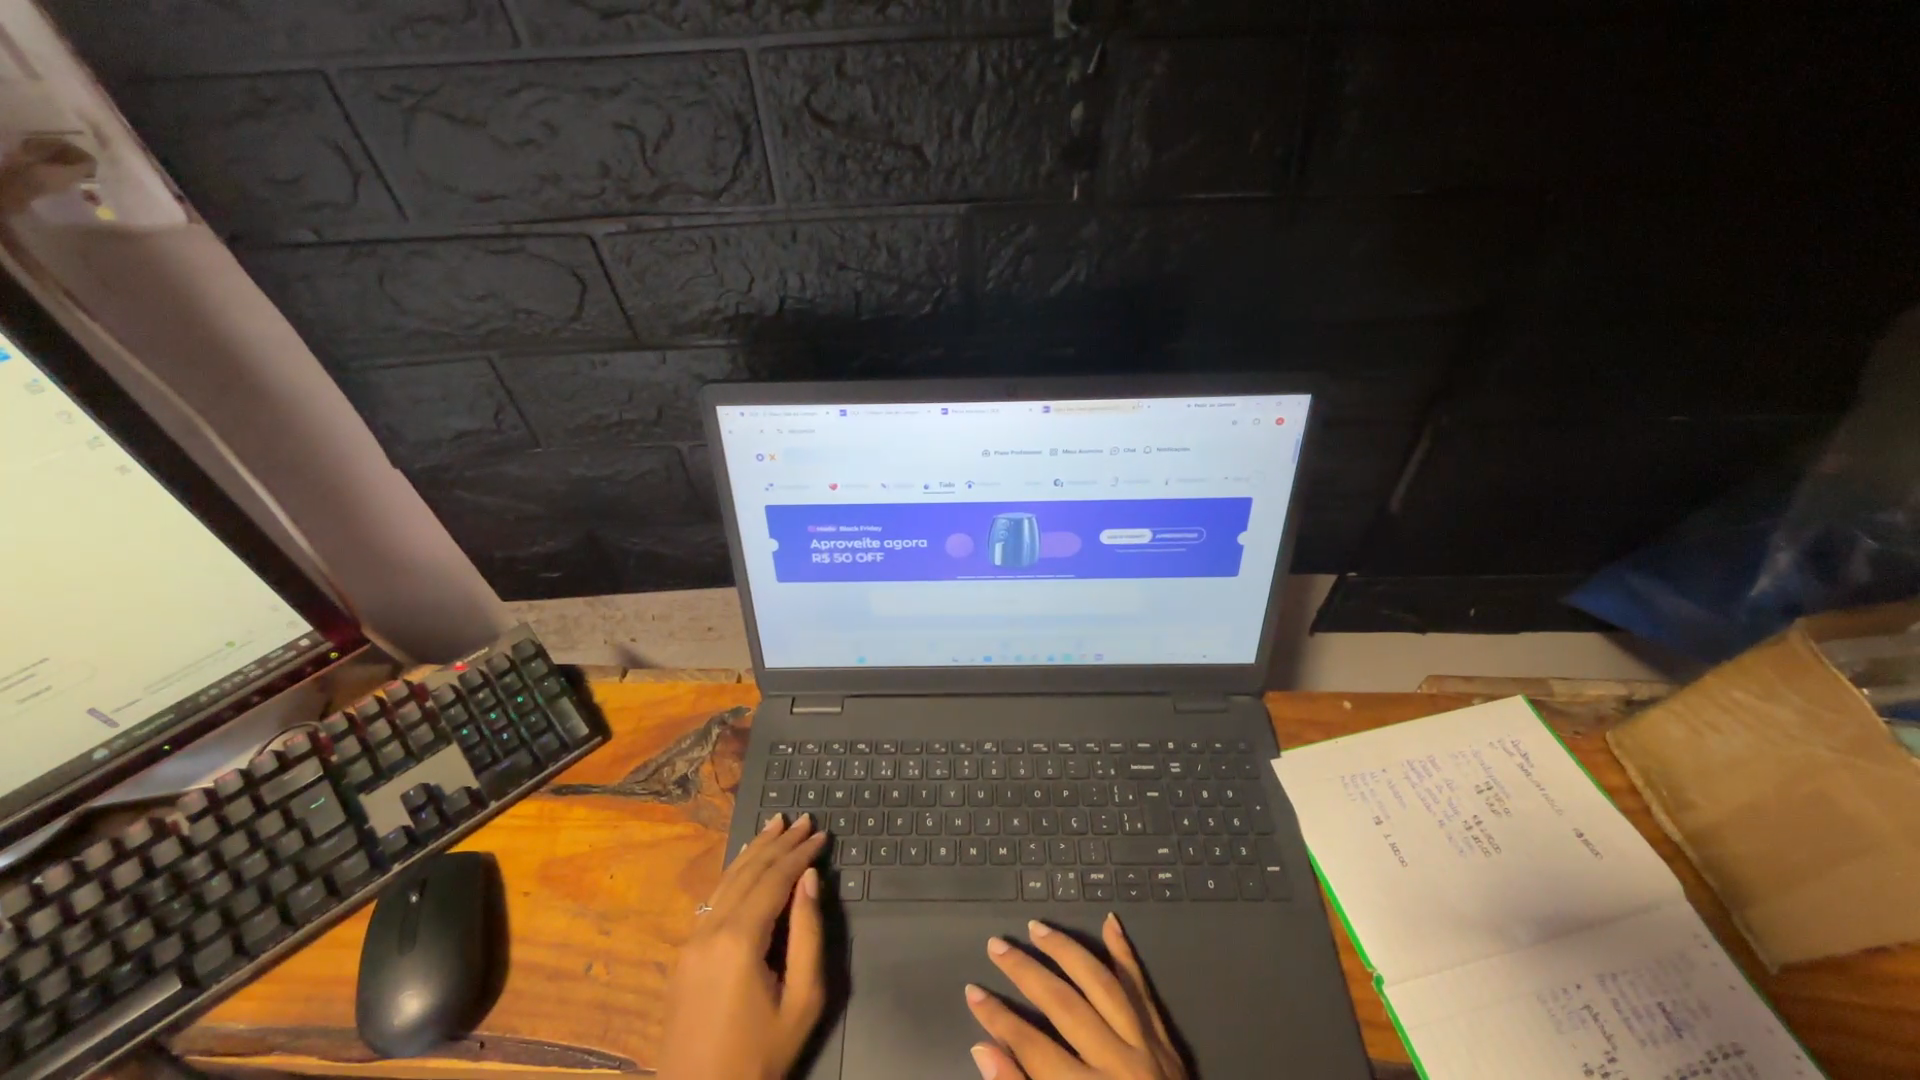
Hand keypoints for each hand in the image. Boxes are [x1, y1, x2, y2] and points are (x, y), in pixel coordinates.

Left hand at [657, 814, 829, 1079]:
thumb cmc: (760, 1054)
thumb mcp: (801, 1000)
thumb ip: (808, 935)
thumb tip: (809, 881)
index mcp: (739, 940)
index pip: (774, 880)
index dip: (799, 853)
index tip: (821, 833)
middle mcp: (710, 930)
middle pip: (748, 872)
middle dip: (777, 843)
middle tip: (802, 818)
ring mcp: (691, 942)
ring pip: (726, 881)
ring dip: (753, 851)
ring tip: (774, 826)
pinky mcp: (684, 955)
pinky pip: (713, 900)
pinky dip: (735, 874)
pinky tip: (744, 864)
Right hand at [966, 915, 1187, 1079]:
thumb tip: (983, 1050)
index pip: (1031, 1046)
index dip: (998, 1018)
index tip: (973, 991)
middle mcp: (1117, 1062)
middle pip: (1064, 1005)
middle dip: (1026, 972)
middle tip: (997, 946)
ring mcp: (1145, 1046)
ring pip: (1102, 984)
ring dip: (1067, 951)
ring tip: (1038, 928)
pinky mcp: (1165, 1039)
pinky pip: (1141, 990)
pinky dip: (1125, 956)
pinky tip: (1110, 924)